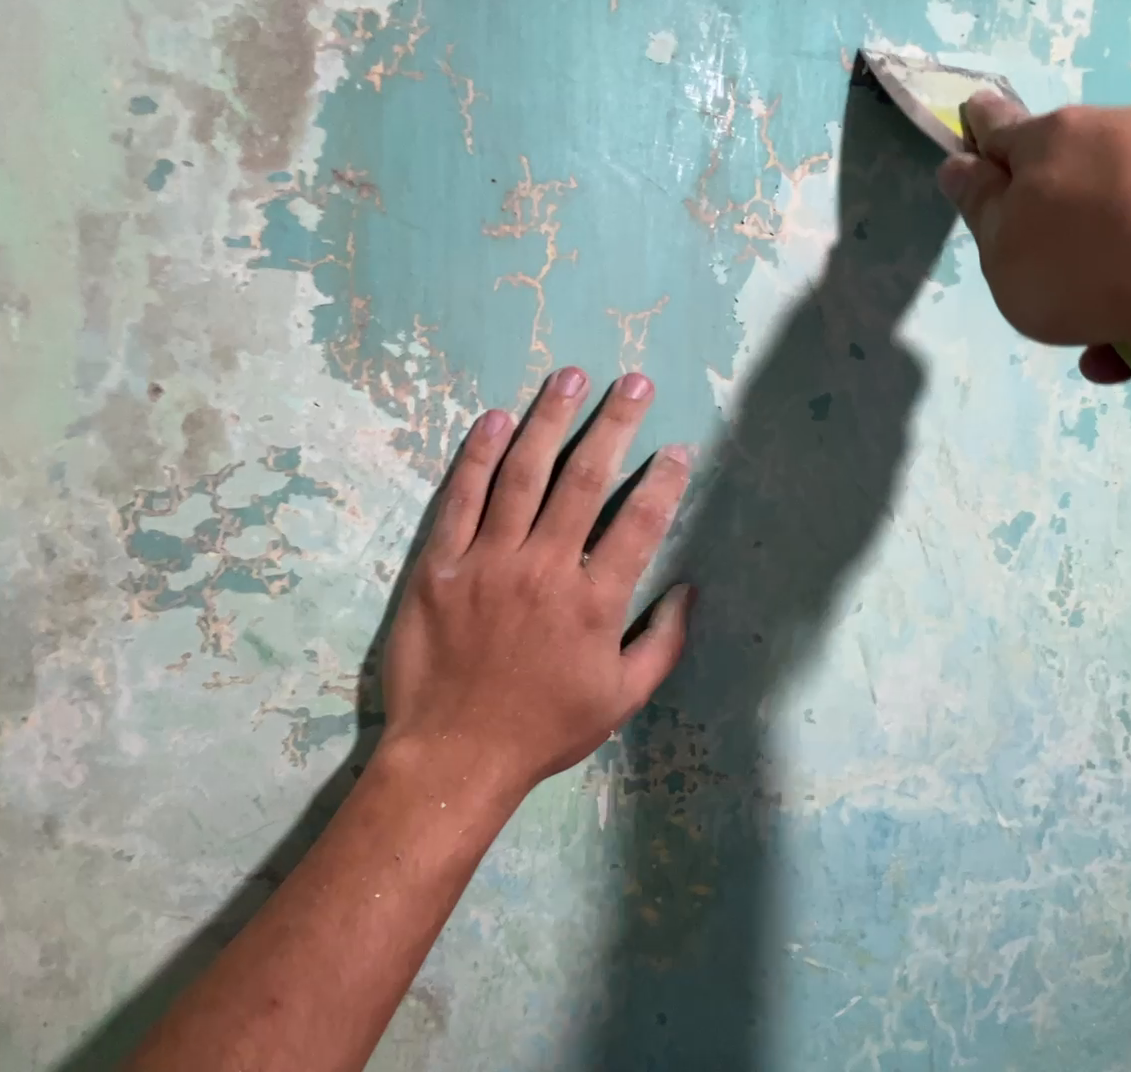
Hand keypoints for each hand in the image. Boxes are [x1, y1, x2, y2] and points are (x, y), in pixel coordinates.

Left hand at [379, 367, 694, 796]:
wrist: (455, 753)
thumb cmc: (543, 730)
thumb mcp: (620, 700)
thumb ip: (663, 644)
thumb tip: (691, 591)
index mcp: (594, 602)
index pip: (640, 523)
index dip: (664, 479)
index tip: (676, 447)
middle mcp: (544, 568)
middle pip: (585, 479)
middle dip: (614, 423)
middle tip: (634, 382)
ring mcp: (487, 561)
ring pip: (523, 474)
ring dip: (550, 420)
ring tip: (570, 377)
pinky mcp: (440, 565)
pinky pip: (461, 498)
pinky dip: (478, 455)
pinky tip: (497, 419)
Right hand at [935, 93, 1130, 385]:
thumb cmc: (1088, 272)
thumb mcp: (1004, 254)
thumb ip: (981, 207)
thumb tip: (960, 165)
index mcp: (1055, 141)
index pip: (1003, 129)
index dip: (983, 133)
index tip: (973, 122)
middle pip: (1083, 172)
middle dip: (1067, 222)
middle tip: (1059, 290)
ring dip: (1125, 263)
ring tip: (1118, 336)